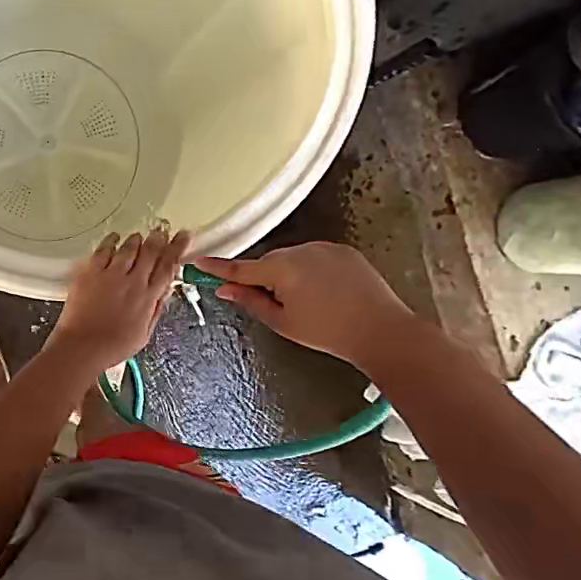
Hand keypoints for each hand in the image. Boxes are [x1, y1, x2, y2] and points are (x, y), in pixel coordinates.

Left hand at [50, 229, 190, 371]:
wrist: (82, 347)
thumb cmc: (109, 346)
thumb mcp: (143, 334)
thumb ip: (155, 311)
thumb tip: (164, 294)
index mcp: (148, 298)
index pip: (168, 266)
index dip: (177, 248)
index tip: (181, 238)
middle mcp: (132, 283)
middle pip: (151, 251)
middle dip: (159, 238)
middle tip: (162, 230)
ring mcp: (111, 275)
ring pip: (130, 248)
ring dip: (137, 239)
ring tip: (139, 236)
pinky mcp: (91, 273)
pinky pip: (104, 249)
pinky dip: (112, 241)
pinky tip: (114, 238)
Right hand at [193, 242, 422, 370]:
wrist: (379, 329)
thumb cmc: (330, 331)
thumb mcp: (282, 322)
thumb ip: (250, 301)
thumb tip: (227, 290)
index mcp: (282, 269)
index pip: (241, 267)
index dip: (218, 267)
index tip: (200, 263)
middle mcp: (302, 250)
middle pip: (268, 262)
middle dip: (265, 279)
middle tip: (277, 306)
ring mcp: (324, 248)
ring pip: (292, 259)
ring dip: (289, 275)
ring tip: (309, 304)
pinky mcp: (343, 250)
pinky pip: (315, 257)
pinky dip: (311, 272)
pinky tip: (325, 294)